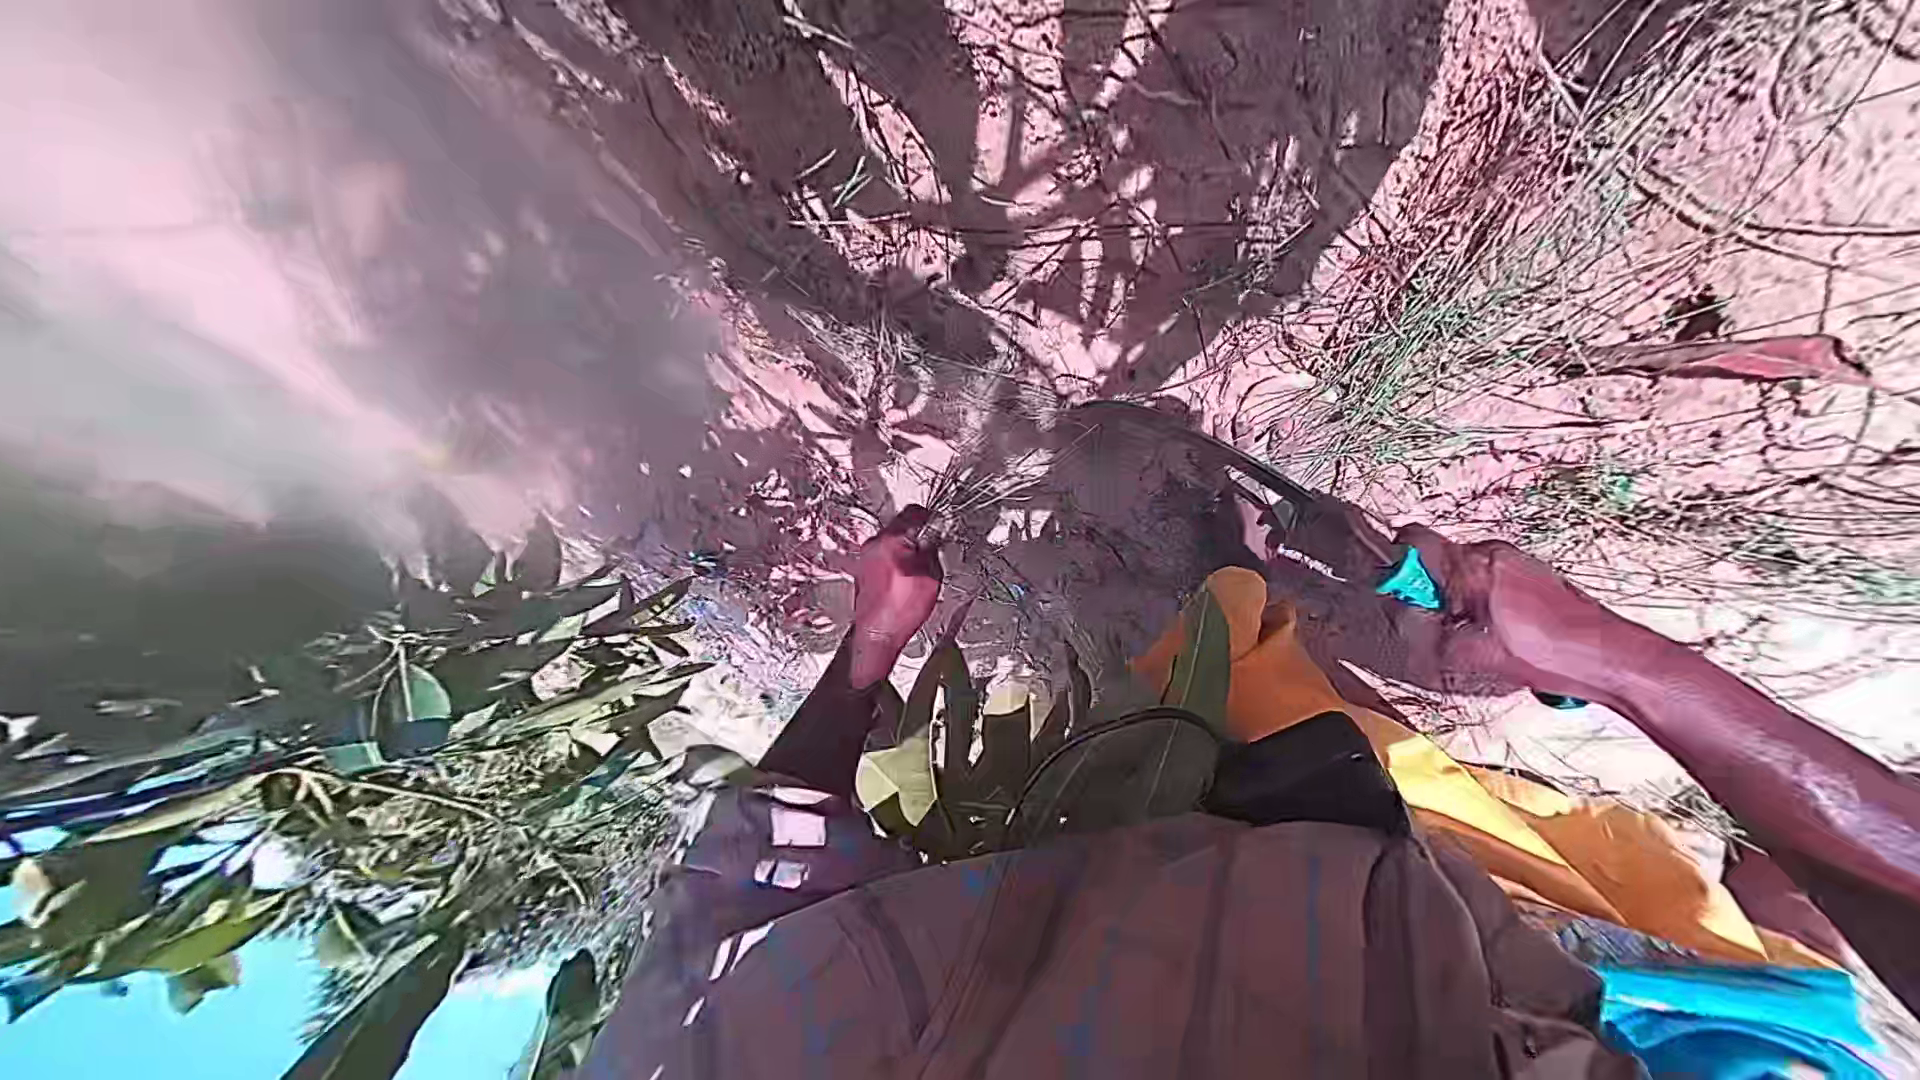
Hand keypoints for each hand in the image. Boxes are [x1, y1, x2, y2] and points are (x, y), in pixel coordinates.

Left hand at [847, 506, 942, 687]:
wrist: (878, 635)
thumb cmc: (900, 611)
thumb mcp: (931, 576)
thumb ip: (933, 549)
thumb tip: (936, 534)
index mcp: (891, 539)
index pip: (915, 512)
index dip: (933, 519)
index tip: (941, 526)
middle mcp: (874, 544)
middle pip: (902, 524)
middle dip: (920, 534)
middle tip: (934, 548)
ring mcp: (866, 556)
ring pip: (893, 539)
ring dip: (908, 547)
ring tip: (920, 568)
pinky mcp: (864, 569)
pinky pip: (885, 554)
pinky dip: (897, 559)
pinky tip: (906, 578)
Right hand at [1390, 524, 1650, 704]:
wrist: (1609, 658)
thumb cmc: (1539, 653)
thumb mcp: (1455, 650)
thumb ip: (1414, 624)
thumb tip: (1395, 607)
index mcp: (1467, 564)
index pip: (1410, 539)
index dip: (1396, 565)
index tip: (1404, 592)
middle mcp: (1491, 552)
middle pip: (1436, 557)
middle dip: (1430, 587)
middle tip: (1443, 621)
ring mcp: (1517, 559)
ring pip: (1464, 568)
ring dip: (1459, 594)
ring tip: (1478, 629)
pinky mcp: (1535, 571)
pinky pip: (1491, 575)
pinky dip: (1484, 597)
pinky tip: (1502, 627)